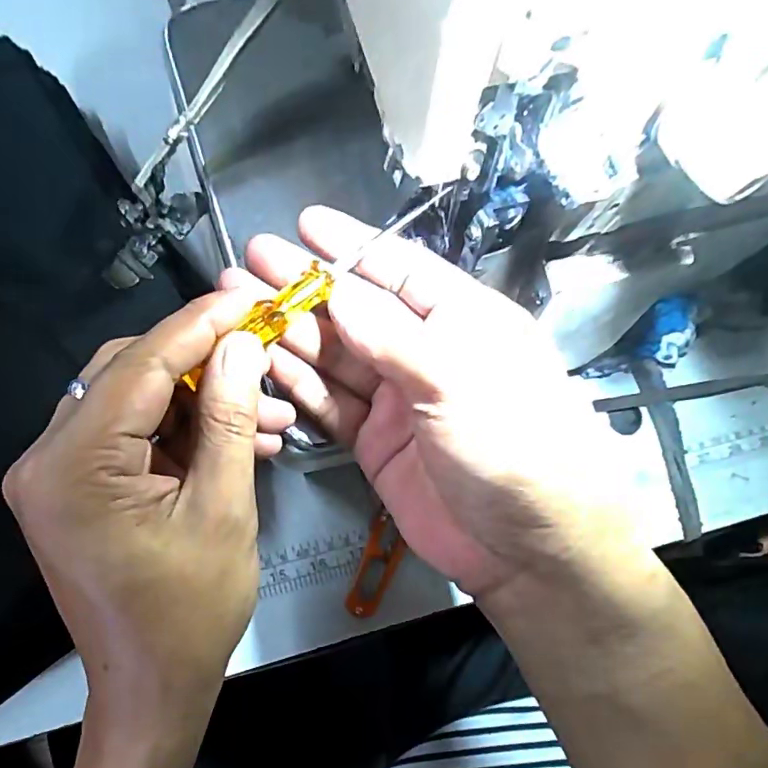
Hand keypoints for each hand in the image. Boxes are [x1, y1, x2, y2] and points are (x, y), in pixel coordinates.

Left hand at [2, 292, 297, 751]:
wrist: (153, 684)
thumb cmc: (193, 609)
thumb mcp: (223, 508)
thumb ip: (227, 418)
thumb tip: (240, 345)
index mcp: (73, 465)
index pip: (139, 367)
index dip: (199, 326)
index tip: (248, 300)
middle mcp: (44, 460)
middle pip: (126, 376)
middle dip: (200, 363)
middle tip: (261, 357)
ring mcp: (52, 477)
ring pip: (130, 405)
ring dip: (196, 403)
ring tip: (266, 414)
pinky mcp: (71, 493)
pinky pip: (127, 440)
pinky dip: (178, 436)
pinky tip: (233, 441)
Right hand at [230, 206, 638, 598]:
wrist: (527, 543)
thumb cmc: (511, 446)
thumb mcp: (456, 378)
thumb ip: (392, 337)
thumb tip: (337, 293)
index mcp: (461, 321)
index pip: (399, 271)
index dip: (351, 247)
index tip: (303, 224)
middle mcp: (426, 355)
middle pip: (355, 313)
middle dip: (303, 289)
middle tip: (248, 266)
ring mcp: (399, 403)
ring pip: (337, 359)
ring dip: (291, 335)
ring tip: (240, 310)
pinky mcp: (378, 445)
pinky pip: (333, 407)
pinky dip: (302, 387)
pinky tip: (268, 364)